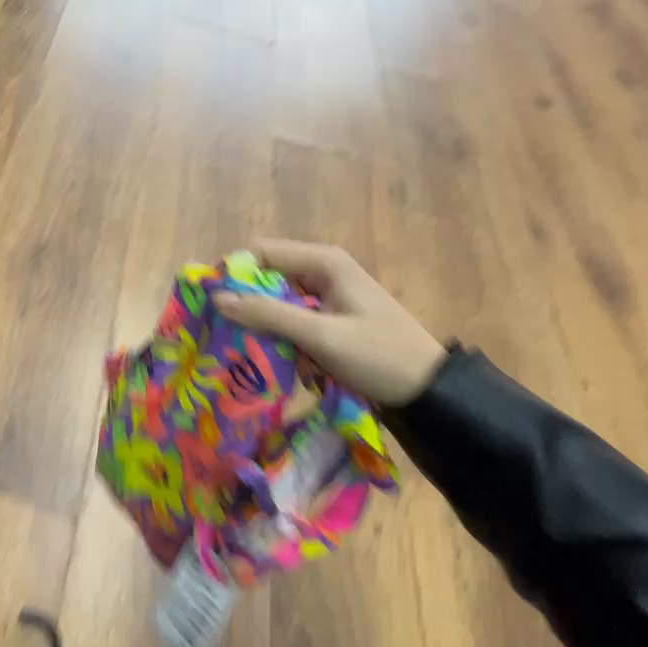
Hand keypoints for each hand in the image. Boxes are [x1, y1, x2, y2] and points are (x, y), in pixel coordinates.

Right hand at [213, 240, 447, 407]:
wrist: (432, 394)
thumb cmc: (379, 356)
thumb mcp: (321, 336)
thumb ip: (269, 314)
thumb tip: (218, 298)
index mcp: (324, 262)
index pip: (261, 252)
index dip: (235, 274)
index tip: (215, 306)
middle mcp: (323, 270)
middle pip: (267, 277)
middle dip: (248, 304)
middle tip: (231, 335)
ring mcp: (328, 295)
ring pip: (278, 302)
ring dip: (266, 326)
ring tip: (254, 353)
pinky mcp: (332, 319)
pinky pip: (294, 320)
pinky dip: (284, 338)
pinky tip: (284, 362)